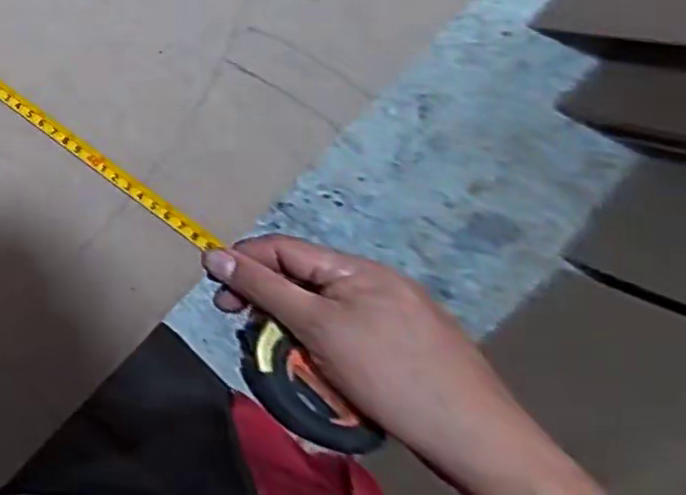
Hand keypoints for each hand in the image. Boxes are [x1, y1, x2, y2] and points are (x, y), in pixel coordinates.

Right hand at [206, 237, 597, 494]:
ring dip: (295, 327)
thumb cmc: (392, 377)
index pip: (281, 249)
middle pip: (300, 278)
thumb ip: (261, 286)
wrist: (488, 450)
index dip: (242, 264)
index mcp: (358, 270)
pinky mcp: (412, 348)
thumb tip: (212, 253)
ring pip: (322, 308)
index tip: (219, 294)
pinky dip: (325, 344)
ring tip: (288, 355)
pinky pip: (349, 331)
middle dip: (268, 301)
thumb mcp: (315, 327)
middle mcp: (379, 284)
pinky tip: (326, 368)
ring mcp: (401, 316)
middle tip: (245, 326)